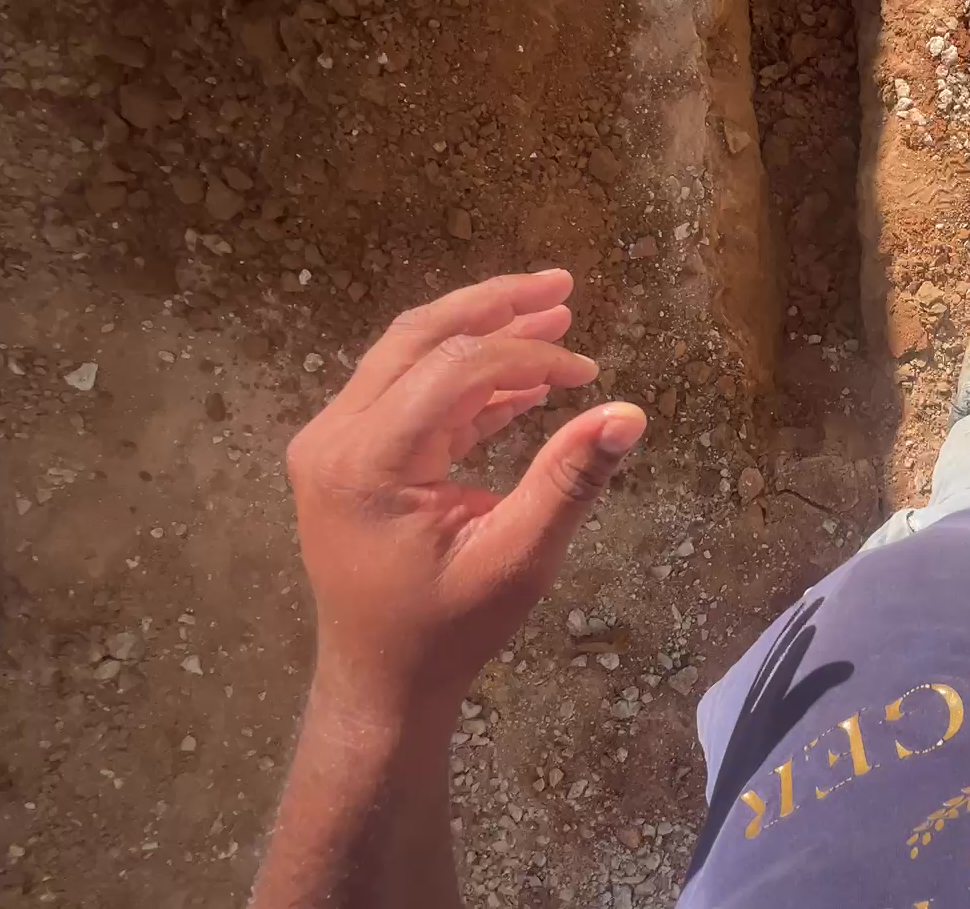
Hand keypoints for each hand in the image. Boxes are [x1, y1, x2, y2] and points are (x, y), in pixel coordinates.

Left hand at [285, 270, 647, 723]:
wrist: (383, 685)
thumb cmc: (449, 628)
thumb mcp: (521, 557)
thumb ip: (571, 479)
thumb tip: (630, 415)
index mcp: (367, 460)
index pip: (456, 370)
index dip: (530, 356)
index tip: (590, 374)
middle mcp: (339, 436)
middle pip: (420, 337)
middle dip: (496, 306)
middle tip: (561, 284)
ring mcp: (343, 444)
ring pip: (415, 355)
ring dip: (487, 332)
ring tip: (555, 313)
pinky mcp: (362, 456)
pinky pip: (421, 395)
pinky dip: (477, 380)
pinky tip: (531, 382)